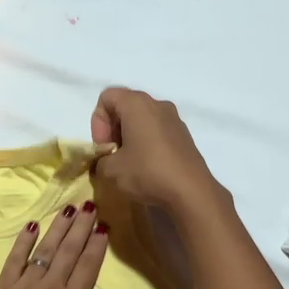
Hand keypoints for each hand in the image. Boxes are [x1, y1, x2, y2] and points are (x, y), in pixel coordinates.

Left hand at [0, 202, 115, 288]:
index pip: (88, 267)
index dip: (97, 246)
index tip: (104, 227)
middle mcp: (50, 288)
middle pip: (69, 251)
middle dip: (81, 227)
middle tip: (90, 206)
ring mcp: (25, 285)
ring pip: (45, 249)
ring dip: (58, 228)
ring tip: (69, 209)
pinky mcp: (3, 287)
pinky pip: (15, 258)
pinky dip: (23, 241)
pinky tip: (32, 225)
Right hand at [90, 88, 226, 212]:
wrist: (190, 191)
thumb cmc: (147, 172)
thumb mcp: (111, 170)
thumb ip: (100, 161)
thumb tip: (105, 161)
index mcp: (137, 104)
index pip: (107, 97)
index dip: (98, 122)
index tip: (104, 147)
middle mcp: (157, 104)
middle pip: (125, 107)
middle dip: (113, 130)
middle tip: (112, 157)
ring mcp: (174, 119)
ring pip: (142, 120)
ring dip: (130, 138)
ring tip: (128, 165)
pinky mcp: (184, 135)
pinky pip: (157, 132)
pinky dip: (147, 144)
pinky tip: (147, 168)